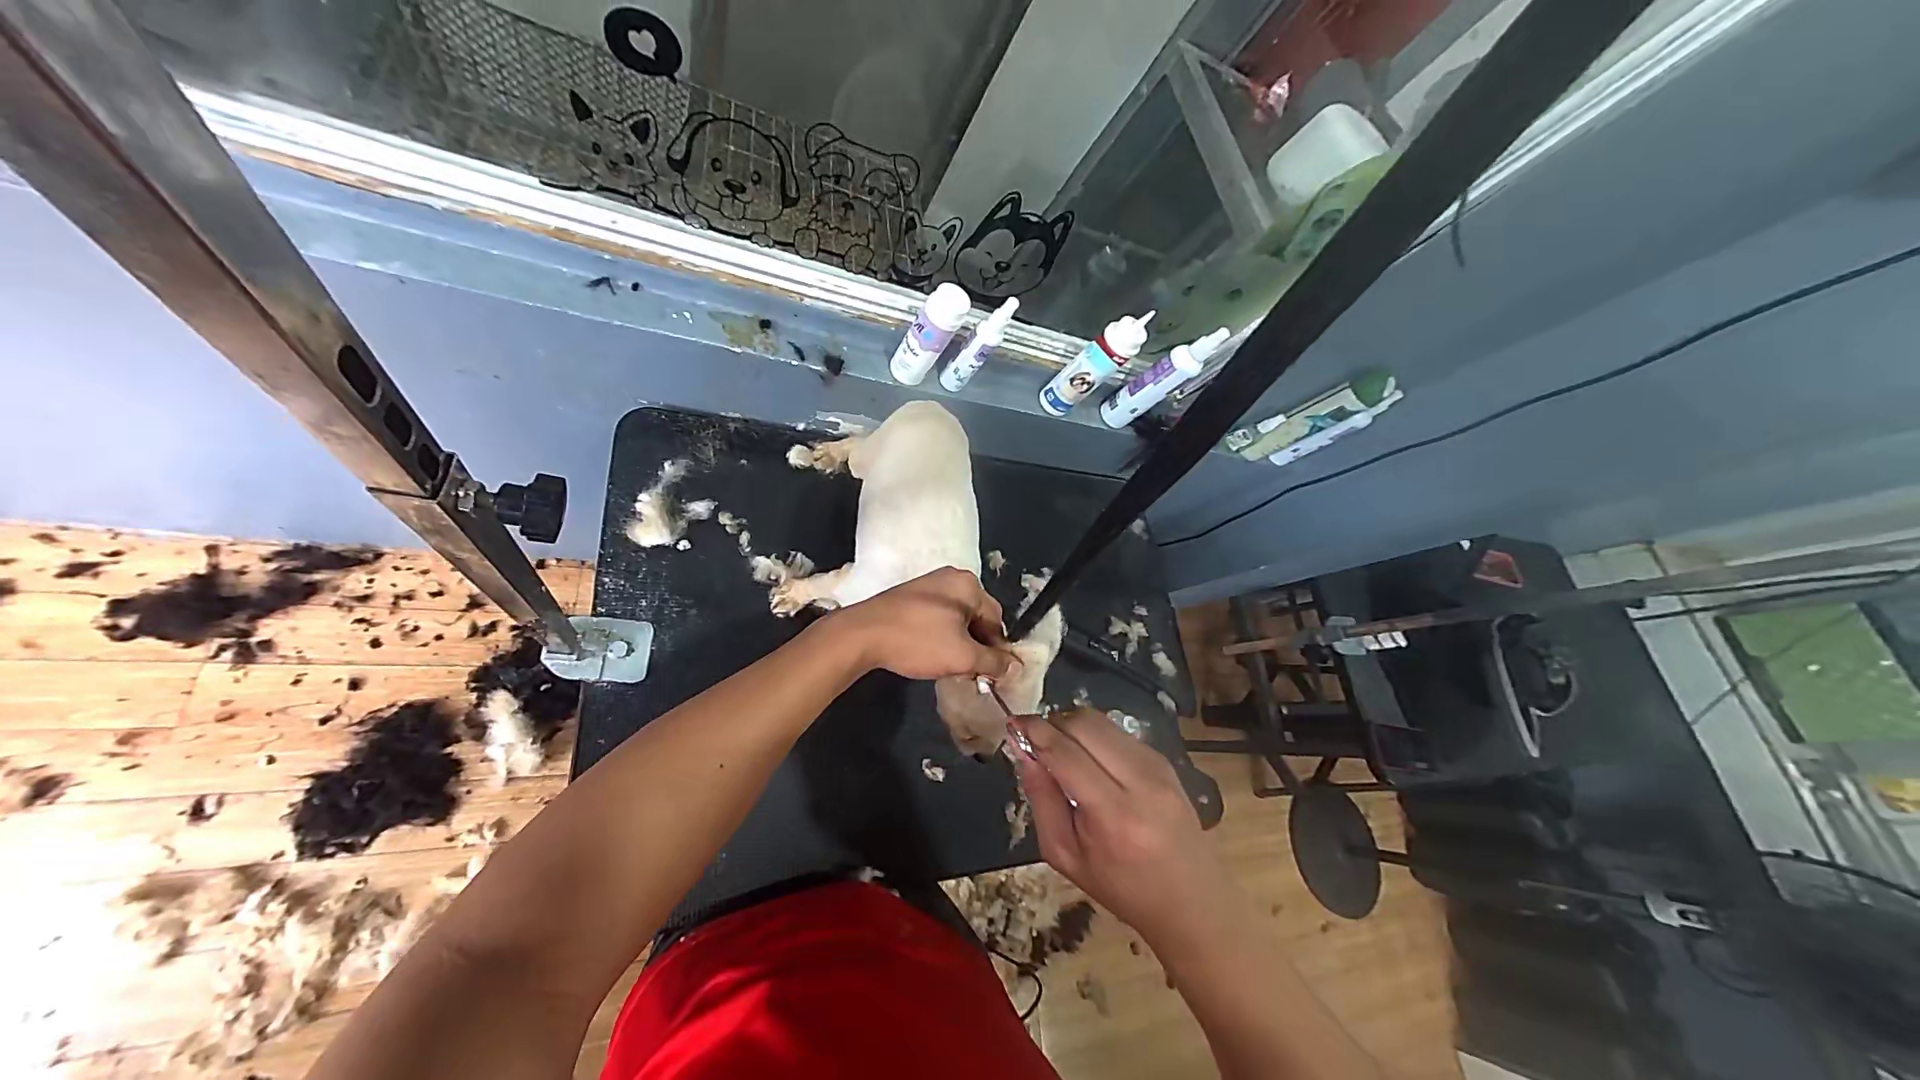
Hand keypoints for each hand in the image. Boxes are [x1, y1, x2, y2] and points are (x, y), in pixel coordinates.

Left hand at [825, 567, 1014, 680]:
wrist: (862, 635)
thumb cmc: (918, 641)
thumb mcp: (962, 656)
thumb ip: (993, 661)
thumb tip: (1015, 665)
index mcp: (968, 585)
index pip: (997, 619)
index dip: (998, 648)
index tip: (992, 673)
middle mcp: (951, 578)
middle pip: (977, 617)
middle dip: (978, 645)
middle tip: (973, 672)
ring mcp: (928, 585)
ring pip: (957, 619)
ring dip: (959, 643)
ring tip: (952, 666)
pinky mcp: (909, 598)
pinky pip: (937, 618)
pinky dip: (941, 636)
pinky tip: (932, 654)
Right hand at [1012, 708, 1232, 945]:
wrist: (1190, 901)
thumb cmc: (1121, 888)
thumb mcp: (1066, 856)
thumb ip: (1041, 800)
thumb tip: (1024, 752)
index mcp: (1113, 815)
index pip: (1066, 753)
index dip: (1035, 731)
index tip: (1013, 722)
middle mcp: (1141, 782)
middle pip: (1085, 725)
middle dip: (1053, 723)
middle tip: (1035, 739)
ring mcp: (1159, 768)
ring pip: (1103, 722)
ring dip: (1073, 726)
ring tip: (1060, 749)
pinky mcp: (1167, 761)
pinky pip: (1119, 733)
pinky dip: (1095, 737)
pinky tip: (1090, 760)